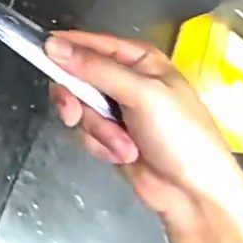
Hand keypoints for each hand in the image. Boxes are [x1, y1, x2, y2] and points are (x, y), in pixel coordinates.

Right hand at [45, 30, 242, 242]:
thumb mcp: (141, 95)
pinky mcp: (109, 133)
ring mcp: (116, 108)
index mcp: (139, 60)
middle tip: (73, 113)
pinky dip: (99, 143)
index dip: (66, 50)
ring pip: (77, 103)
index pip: (89, 42)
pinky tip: (123, 154)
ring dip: (95, 127)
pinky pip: (83, 128)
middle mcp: (125, 79)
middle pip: (75, 74)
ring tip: (121, 145)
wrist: (197, 200)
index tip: (44, 58)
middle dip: (77, 99)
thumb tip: (52, 44)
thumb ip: (94, 68)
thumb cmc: (183, 139)